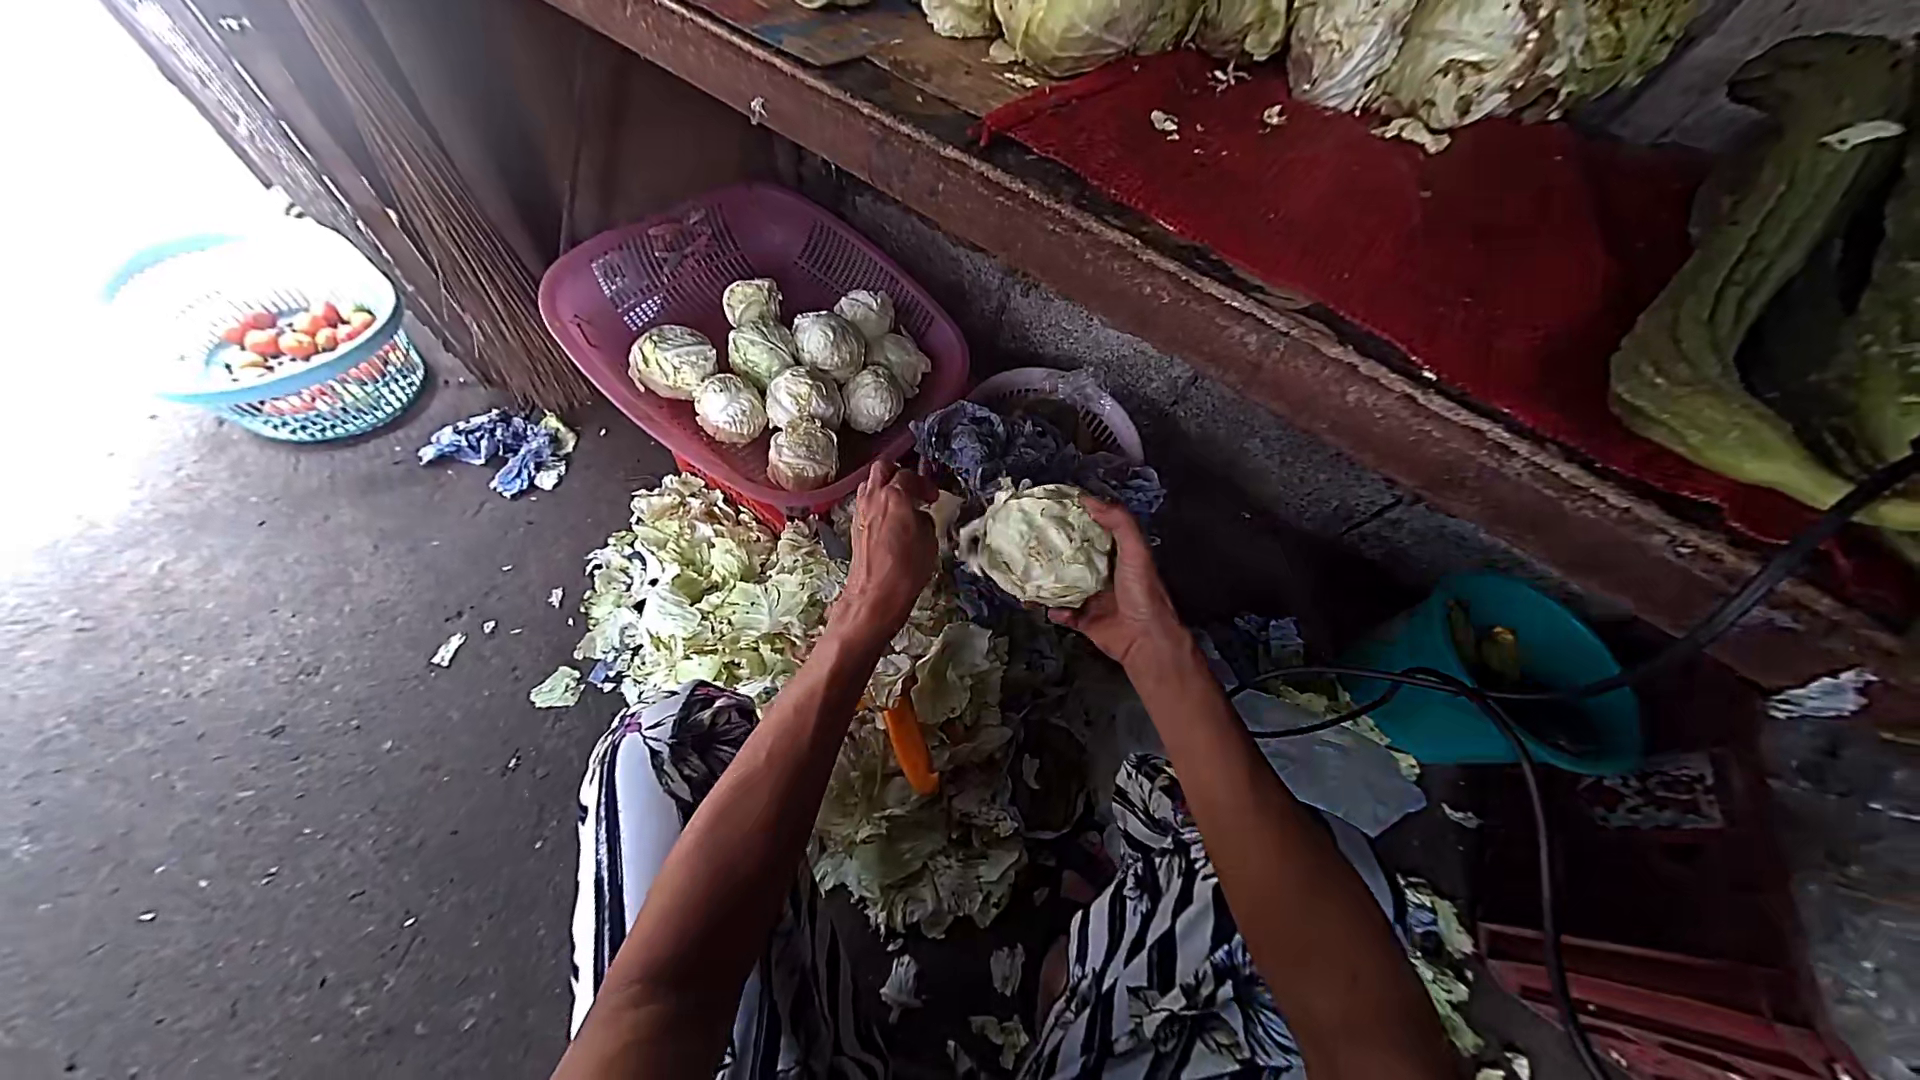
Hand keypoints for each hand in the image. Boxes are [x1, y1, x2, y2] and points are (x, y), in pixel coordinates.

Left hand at [833, 461, 937, 646]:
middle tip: (913, 486)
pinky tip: (888, 517)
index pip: (909, 475)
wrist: (876, 593)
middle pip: (882, 468)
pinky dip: (876, 502)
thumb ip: (925, 519)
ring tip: (900, 500)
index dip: (925, 484)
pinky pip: (865, 501)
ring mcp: (861, 510)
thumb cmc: (906, 568)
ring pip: (870, 482)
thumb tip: (919, 515)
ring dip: (884, 485)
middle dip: (899, 472)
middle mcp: (874, 497)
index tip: (933, 496)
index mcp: (895, 495)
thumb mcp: (929, 540)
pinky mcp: (855, 525)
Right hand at [1048, 498, 1189, 673]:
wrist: (1144, 639)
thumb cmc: (1143, 593)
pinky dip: (1053, 609)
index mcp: (1118, 557)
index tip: (1054, 513)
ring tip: (1031, 574)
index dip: (1076, 522)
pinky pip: (1063, 613)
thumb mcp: (1135, 551)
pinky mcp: (1085, 620)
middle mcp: (1104, 576)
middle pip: (1074, 560)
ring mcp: (1094, 599)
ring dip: (1048, 582)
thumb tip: (1091, 500)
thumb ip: (1119, 523)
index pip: (1094, 533)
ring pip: (1064, 586)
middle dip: (1055, 553)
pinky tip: (1045, 603)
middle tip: (1034, 542)